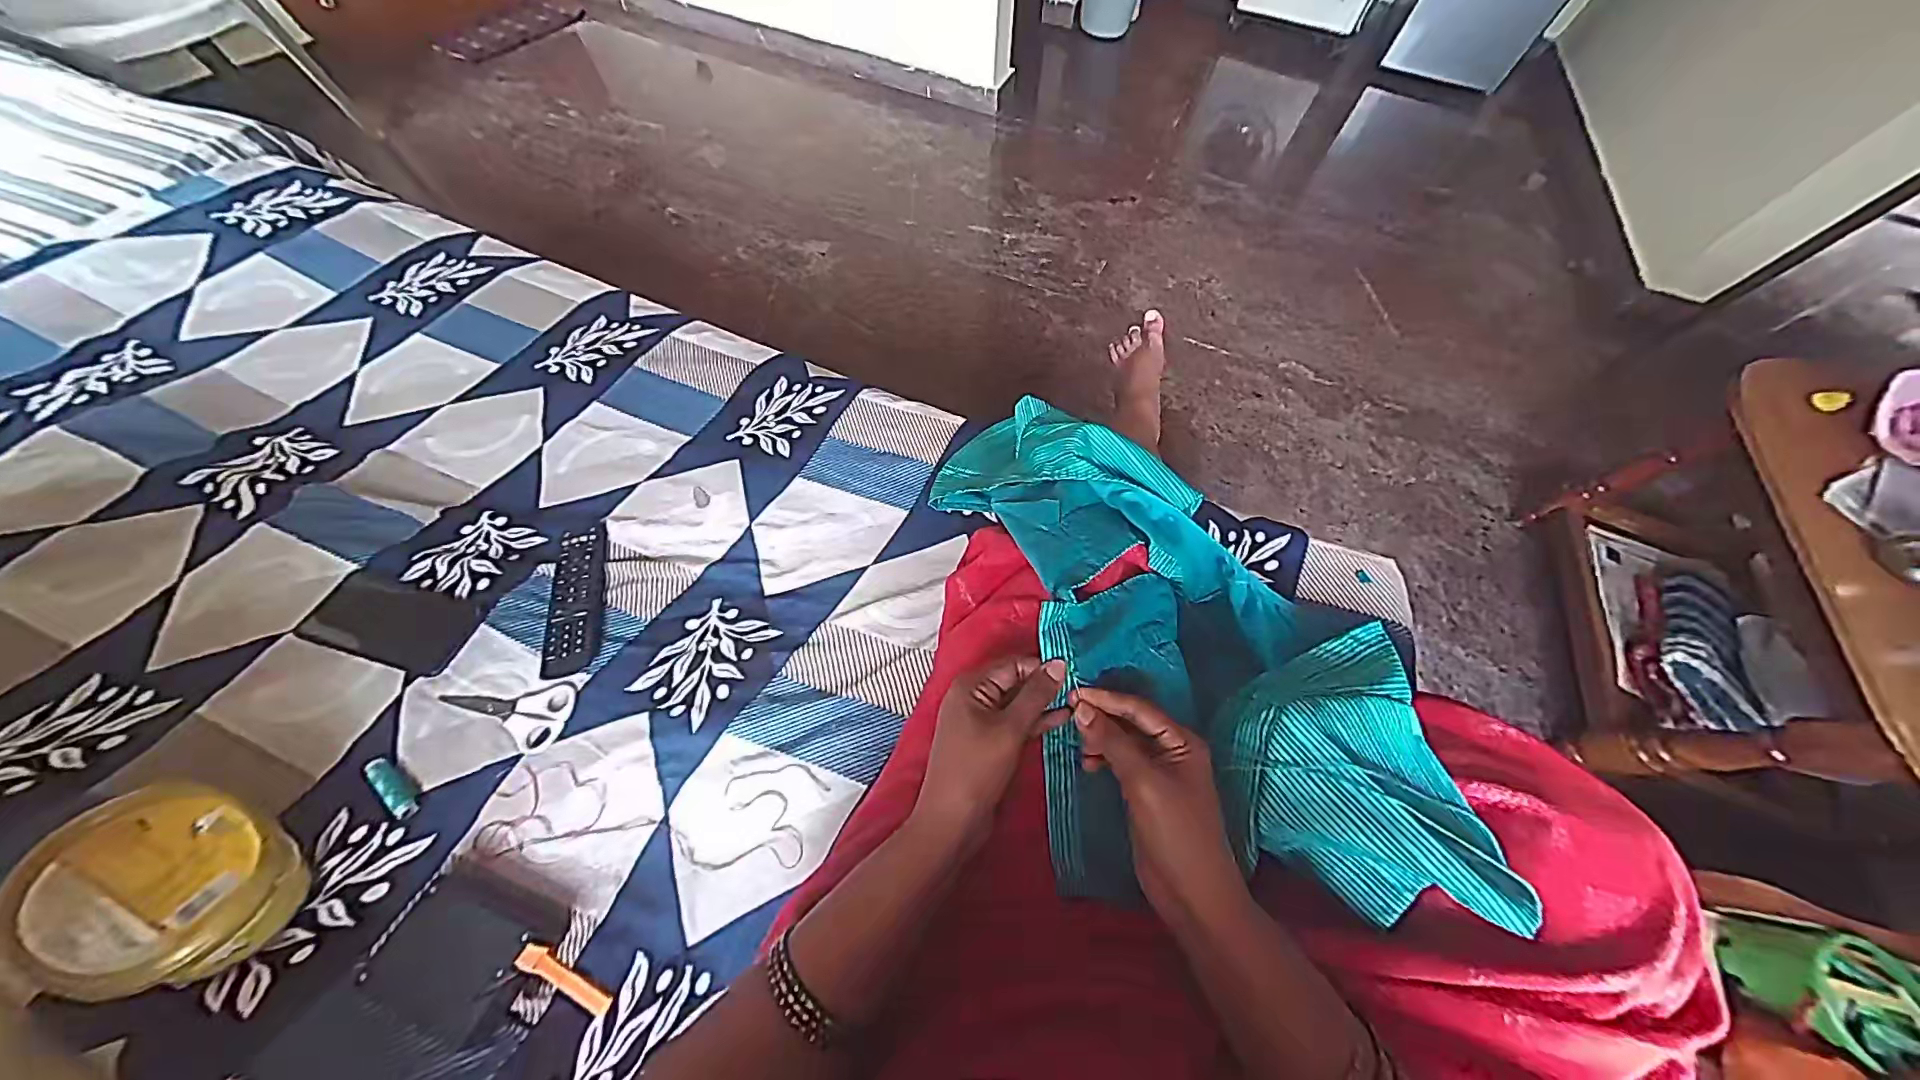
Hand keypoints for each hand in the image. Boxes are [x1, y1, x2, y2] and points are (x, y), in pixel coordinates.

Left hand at [912, 657, 1066, 849]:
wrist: (953, 820)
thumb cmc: (977, 769)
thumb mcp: (1010, 728)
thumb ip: (1036, 694)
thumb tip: (1058, 663)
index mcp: (971, 685)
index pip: (1014, 664)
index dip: (1043, 667)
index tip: (1075, 673)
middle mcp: (973, 696)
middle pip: (1015, 681)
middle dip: (1045, 685)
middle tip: (1081, 689)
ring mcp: (980, 719)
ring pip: (1018, 703)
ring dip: (1044, 704)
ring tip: (1077, 704)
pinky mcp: (990, 740)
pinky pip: (1015, 722)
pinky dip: (1035, 721)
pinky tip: (1061, 720)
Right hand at [1071, 687, 1245, 923]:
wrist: (1193, 893)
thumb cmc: (1175, 832)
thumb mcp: (1143, 782)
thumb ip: (1113, 742)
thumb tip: (1083, 709)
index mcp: (1182, 741)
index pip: (1139, 708)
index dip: (1106, 699)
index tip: (1073, 693)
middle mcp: (1172, 751)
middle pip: (1131, 722)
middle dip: (1101, 718)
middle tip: (1069, 718)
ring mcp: (1159, 772)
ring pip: (1123, 742)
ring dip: (1100, 739)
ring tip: (1079, 747)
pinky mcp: (1146, 792)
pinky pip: (1120, 762)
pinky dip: (1103, 758)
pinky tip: (1088, 764)